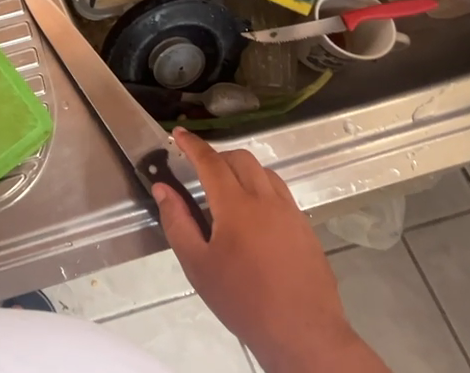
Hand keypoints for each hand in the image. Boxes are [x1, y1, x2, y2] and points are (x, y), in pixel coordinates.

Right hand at [154, 129, 385, 372]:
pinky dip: (262, 188)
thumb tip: (163, 188)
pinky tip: (254, 213)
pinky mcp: (306, 230)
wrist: (304, 336)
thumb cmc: (244, 301)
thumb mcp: (197, 265)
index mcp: (236, 206)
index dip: (192, 144)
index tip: (179, 134)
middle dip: (217, 155)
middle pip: (241, 159)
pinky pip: (282, 194)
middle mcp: (266, 201)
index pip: (211, 161)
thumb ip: (177, 221)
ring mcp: (291, 214)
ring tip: (227, 186)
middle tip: (199, 167)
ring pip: (266, 173)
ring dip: (242, 169)